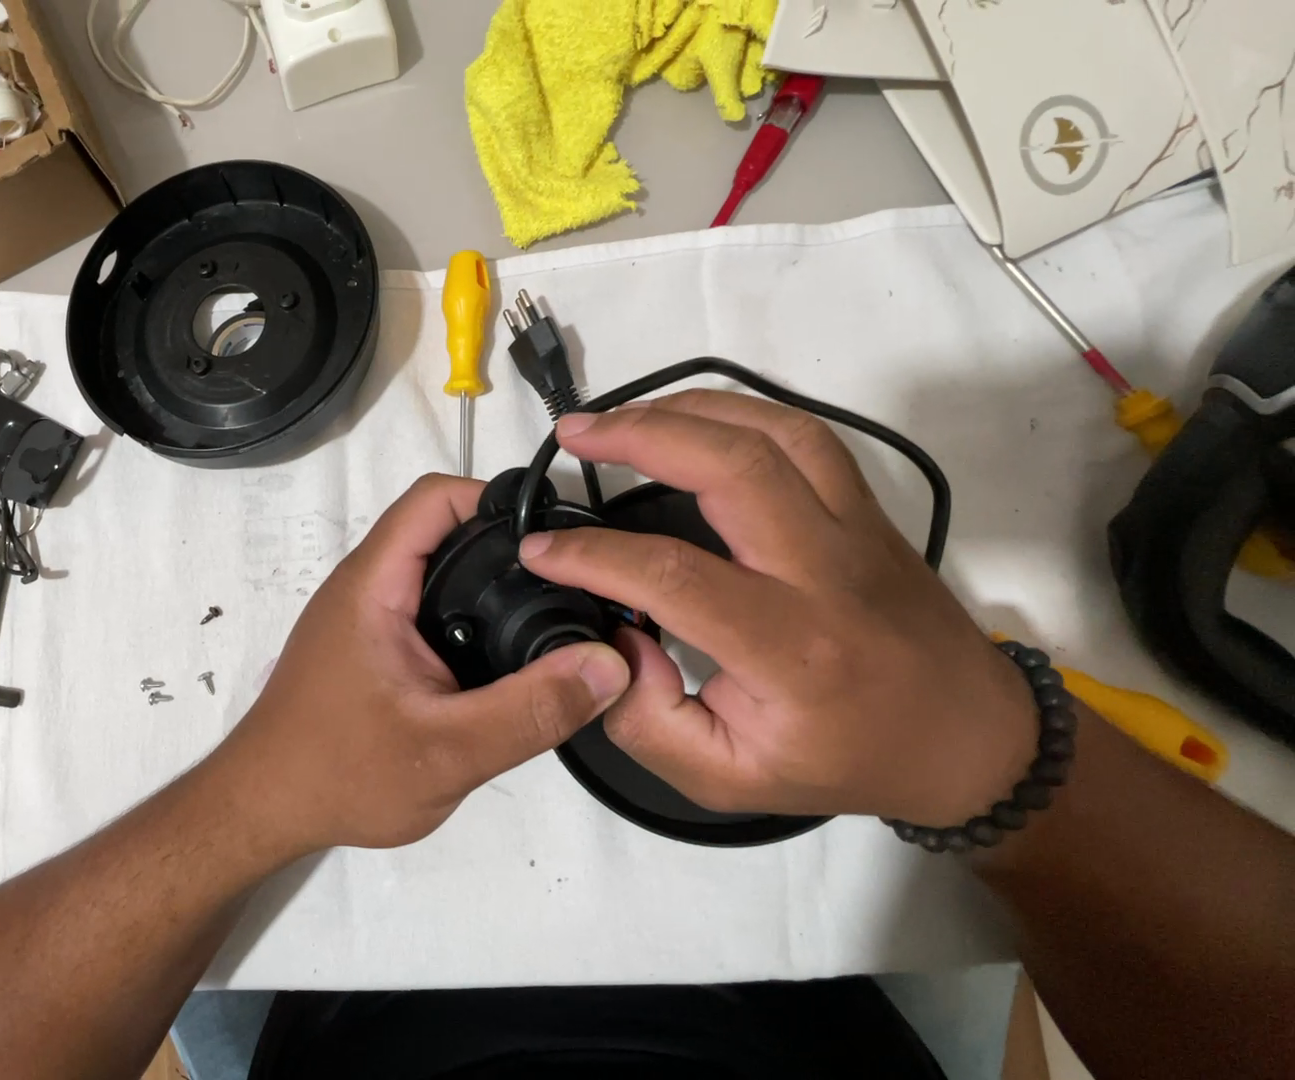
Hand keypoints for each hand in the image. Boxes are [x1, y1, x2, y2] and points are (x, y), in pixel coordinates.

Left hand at [214, 474, 631, 854]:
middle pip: (440, 530)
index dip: (496, 499)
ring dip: (487, 585)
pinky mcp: (367, 646)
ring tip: (550, 618)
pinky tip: (503, 658)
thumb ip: (530, 711)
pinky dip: (467, 617)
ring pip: (434, 573)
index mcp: (372, 586)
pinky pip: (425, 608)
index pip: (434, 499)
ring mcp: (363, 617)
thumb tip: (608, 666)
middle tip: (570, 582)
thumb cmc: (341, 775)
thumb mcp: (447, 752)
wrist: (266, 807)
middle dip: (506, 546)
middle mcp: (364, 587)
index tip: (556, 537)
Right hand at [518, 390, 1037, 826]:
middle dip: (640, 437)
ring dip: (685, 411)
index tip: (538, 549)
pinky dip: (734, 411)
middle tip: (572, 437)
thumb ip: (646, 719)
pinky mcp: (864, 507)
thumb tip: (615, 636)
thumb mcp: (725, 778)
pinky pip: (801, 432)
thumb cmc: (841, 759)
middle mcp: (826, 570)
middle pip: (734, 466)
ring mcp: (855, 526)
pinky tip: (685, 420)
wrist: (966, 738)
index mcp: (790, 646)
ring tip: (617, 418)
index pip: (673, 573)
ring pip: (774, 430)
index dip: (591, 556)